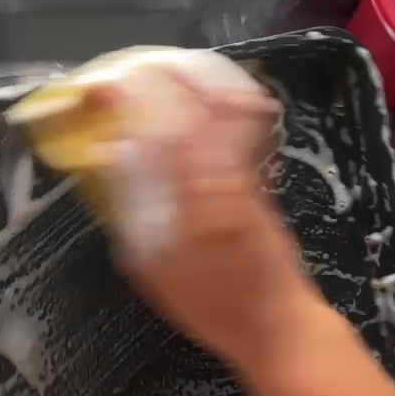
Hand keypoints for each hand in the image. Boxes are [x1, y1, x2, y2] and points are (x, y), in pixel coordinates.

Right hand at [89, 53, 335, 375]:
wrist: (284, 328)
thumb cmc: (214, 308)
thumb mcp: (157, 271)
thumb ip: (133, 212)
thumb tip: (113, 157)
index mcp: (201, 200)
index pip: (169, 130)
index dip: (140, 98)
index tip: (110, 83)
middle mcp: (231, 177)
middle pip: (205, 107)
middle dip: (171, 78)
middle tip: (139, 67)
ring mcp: (253, 174)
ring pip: (232, 111)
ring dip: (201, 82)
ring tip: (169, 71)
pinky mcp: (263, 179)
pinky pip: (244, 126)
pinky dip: (225, 100)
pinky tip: (206, 94)